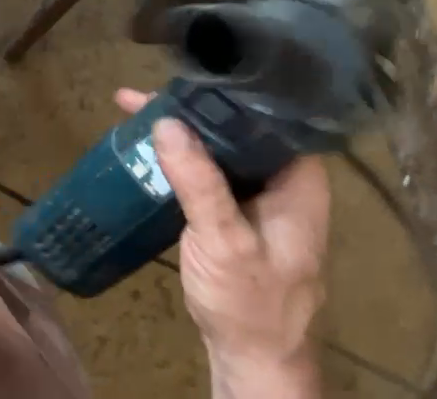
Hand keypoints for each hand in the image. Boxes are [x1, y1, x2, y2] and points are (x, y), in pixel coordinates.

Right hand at [115, 89, 328, 395]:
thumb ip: (199, 181)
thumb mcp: (224, 239)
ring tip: (136, 112)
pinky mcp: (236, 217)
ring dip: (182, 133)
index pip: (275, 122)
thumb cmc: (251, 301)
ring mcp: (261, 203)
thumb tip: (166, 121)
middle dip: (194, 109)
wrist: (252, 358)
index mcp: (301, 186)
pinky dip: (180, 157)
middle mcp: (285, 187)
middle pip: (242, 132)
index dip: (233, 95)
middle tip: (145, 94)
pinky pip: (209, 173)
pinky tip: (149, 150)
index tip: (188, 77)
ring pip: (222, 152)